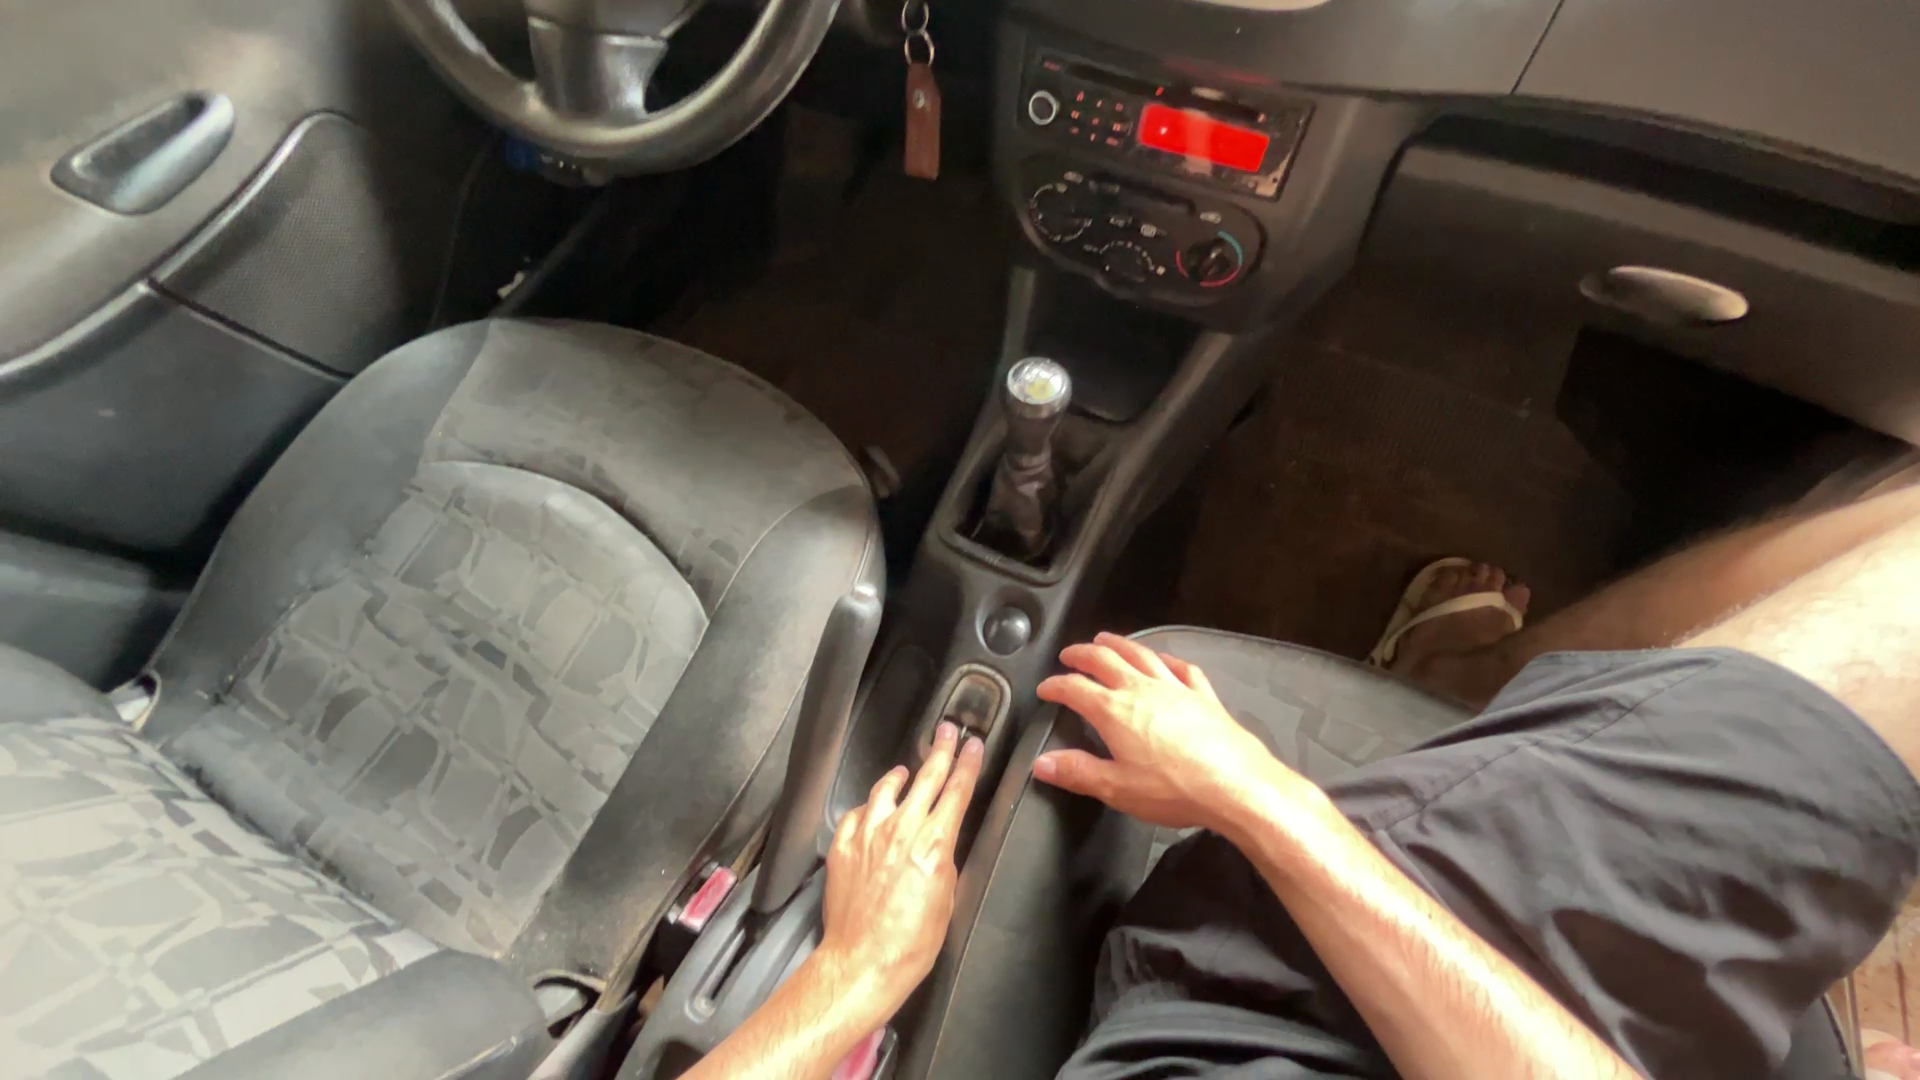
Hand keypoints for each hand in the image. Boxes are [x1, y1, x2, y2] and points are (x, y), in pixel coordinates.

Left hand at [819, 720, 983, 1006]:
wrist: (863, 961)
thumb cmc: (911, 941)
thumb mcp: (947, 898)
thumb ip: (944, 858)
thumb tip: (940, 840)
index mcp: (934, 841)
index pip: (957, 790)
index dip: (968, 764)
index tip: (973, 745)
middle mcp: (901, 828)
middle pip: (926, 776)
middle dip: (940, 749)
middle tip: (945, 730)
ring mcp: (868, 833)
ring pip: (886, 788)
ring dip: (900, 775)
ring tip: (905, 770)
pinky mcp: (843, 845)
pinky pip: (857, 813)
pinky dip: (868, 807)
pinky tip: (872, 810)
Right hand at [1034, 632, 1307, 832]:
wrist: (1236, 785)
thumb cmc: (1175, 789)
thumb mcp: (1117, 788)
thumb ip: (1077, 772)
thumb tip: (1042, 763)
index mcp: (1115, 710)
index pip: (1075, 688)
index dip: (1055, 686)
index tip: (1045, 688)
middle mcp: (1142, 689)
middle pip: (1105, 660)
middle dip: (1082, 654)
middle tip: (1069, 653)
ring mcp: (1174, 688)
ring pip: (1140, 654)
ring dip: (1119, 644)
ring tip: (1106, 639)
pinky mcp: (1203, 696)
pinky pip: (1181, 668)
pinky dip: (1166, 660)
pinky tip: (1163, 660)